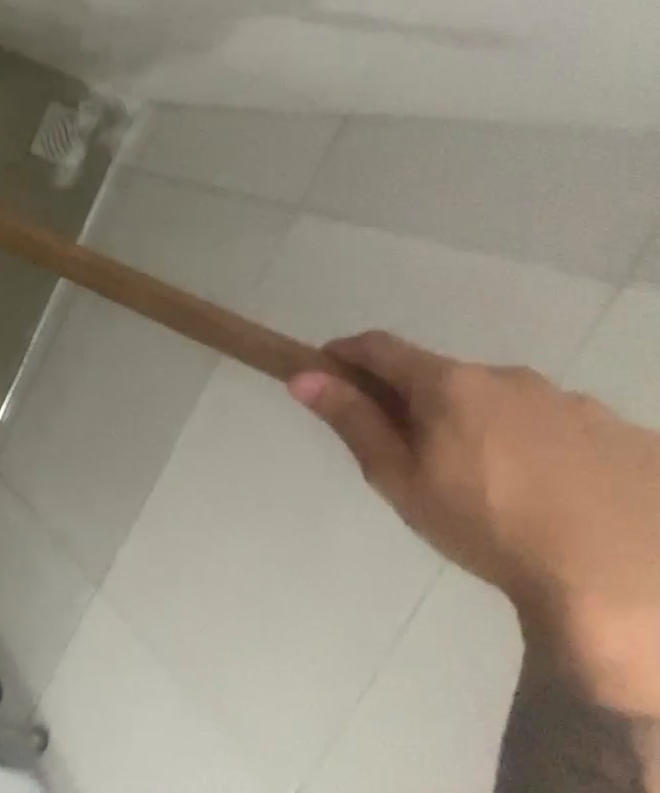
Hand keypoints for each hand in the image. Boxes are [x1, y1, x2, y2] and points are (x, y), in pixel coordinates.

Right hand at [290, 332, 659, 704]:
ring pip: (510, 403)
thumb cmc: (485, 526)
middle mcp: (513, 380)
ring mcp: (579, 405)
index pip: (380, 347)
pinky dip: (544, 445)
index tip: (327, 372)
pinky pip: (567, 428)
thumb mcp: (399, 479)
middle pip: (448, 377)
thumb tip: (304, 377)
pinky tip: (552, 492)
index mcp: (450, 385)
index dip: (345, 354)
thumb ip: (353, 421)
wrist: (621, 584)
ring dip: (486, 423)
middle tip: (413, 450)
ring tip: (492, 481)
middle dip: (422, 401)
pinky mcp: (630, 437)